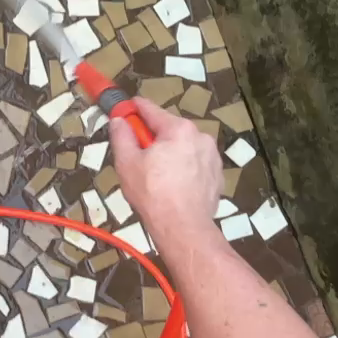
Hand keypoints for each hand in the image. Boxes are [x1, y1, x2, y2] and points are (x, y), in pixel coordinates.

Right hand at [108, 99, 223, 250]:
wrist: (184, 228)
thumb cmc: (152, 193)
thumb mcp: (127, 163)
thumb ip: (122, 136)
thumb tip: (119, 120)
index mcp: (179, 129)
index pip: (151, 109)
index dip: (133, 109)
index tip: (123, 110)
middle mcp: (200, 136)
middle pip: (169, 129)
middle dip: (152, 139)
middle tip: (138, 157)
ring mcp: (212, 156)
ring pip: (183, 147)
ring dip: (169, 154)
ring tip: (156, 177)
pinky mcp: (217, 175)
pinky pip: (195, 164)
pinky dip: (184, 169)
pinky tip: (173, 187)